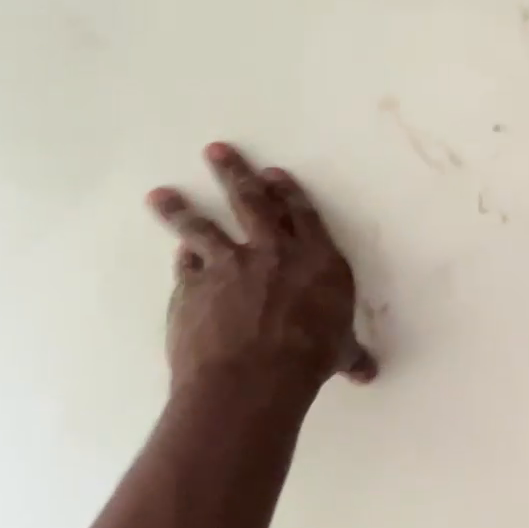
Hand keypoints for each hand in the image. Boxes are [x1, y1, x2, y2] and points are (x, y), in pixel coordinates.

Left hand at [147, 143, 377, 393]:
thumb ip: (348, 353)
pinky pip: (187, 265)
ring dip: (182, 209)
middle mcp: (274, 254)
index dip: (289, 192)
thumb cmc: (311, 357)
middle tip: (216, 151)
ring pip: (203, 228)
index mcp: (320, 262)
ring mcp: (229, 267)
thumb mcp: (339, 352)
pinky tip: (178, 250)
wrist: (252, 376)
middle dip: (235, 175)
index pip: (304, 215)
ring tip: (162, 194)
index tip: (274, 173)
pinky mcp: (192, 287)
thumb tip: (366, 373)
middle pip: (252, 204)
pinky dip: (184, 256)